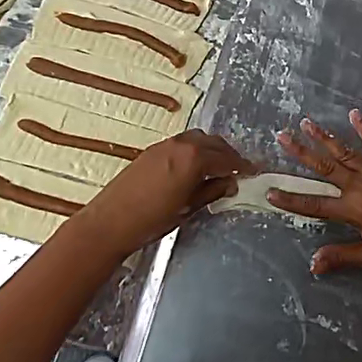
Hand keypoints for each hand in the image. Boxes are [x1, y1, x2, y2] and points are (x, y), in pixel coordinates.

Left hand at [72, 129, 246, 255]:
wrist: (108, 223)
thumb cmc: (151, 220)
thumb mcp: (188, 208)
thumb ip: (212, 191)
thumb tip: (230, 183)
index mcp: (195, 158)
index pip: (227, 159)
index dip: (242, 166)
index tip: (253, 171)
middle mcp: (182, 144)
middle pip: (215, 144)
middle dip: (229, 155)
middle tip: (239, 170)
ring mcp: (166, 145)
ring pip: (198, 139)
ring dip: (212, 150)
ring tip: (218, 167)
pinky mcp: (153, 150)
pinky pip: (183, 142)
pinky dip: (196, 150)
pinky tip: (195, 166)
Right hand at [269, 110, 361, 275]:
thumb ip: (341, 256)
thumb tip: (313, 262)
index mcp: (353, 209)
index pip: (314, 204)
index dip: (291, 199)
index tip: (271, 190)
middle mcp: (361, 185)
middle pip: (324, 167)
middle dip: (301, 152)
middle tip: (282, 136)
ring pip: (345, 151)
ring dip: (325, 137)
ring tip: (307, 123)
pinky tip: (355, 115)